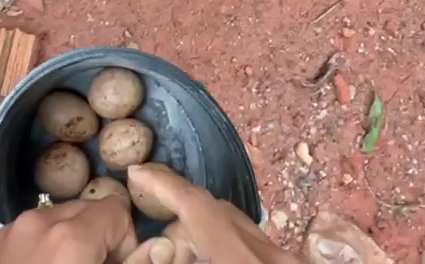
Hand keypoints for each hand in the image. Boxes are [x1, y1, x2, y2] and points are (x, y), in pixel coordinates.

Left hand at [0, 198, 135, 263]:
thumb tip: (163, 249)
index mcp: (69, 236)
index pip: (116, 212)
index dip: (124, 246)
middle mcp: (41, 221)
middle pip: (88, 211)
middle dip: (101, 244)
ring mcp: (14, 228)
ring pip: (61, 220)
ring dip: (74, 247)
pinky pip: (36, 231)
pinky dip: (48, 250)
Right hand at [121, 164, 297, 263]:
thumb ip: (177, 261)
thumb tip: (159, 250)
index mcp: (241, 258)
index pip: (195, 203)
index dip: (162, 182)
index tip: (135, 170)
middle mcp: (271, 252)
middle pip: (216, 210)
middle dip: (182, 214)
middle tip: (158, 240)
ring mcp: (289, 258)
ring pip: (238, 226)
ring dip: (206, 230)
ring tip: (184, 251)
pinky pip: (255, 243)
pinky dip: (230, 244)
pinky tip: (215, 256)